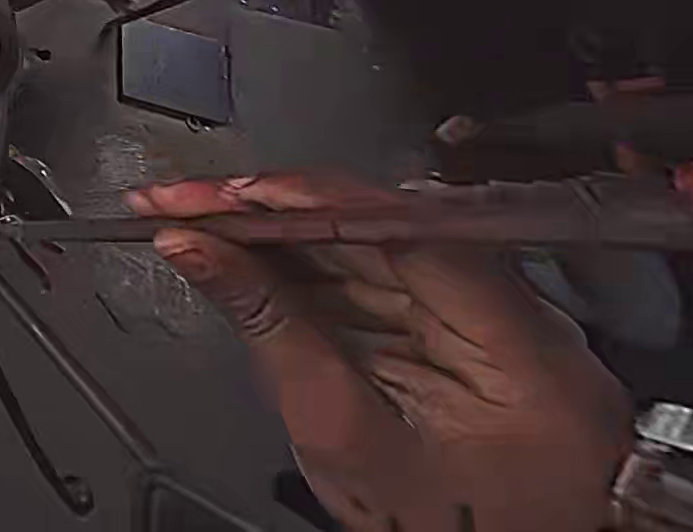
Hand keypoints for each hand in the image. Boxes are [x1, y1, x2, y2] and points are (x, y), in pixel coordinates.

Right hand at [127, 174, 631, 531]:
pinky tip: (219, 239)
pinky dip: (270, 248)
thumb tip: (186, 244)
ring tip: (178, 213)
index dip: (307, 199)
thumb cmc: (430, 521)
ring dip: (251, 223)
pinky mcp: (416, 306)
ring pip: (336, 233)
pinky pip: (334, 258)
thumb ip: (264, 321)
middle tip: (175, 200)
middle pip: (359, 223)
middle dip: (255, 207)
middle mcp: (500, 308)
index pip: (403, 232)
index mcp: (517, 348)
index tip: (227, 193)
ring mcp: (456, 303)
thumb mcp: (334, 425)